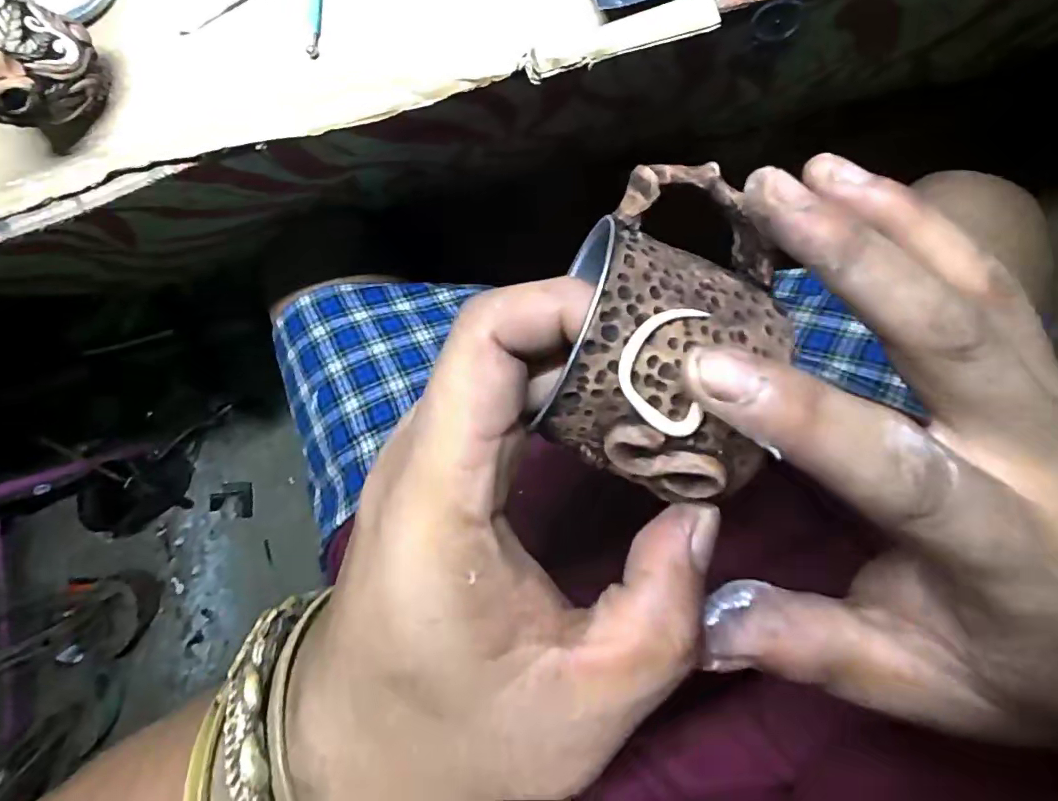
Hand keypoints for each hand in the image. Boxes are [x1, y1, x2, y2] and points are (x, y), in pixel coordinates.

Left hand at [285, 280, 719, 800]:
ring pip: (505, 364)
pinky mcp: (443, 470)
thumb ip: (661, 612)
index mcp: (439, 489)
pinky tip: (623, 421)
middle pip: (500, 338)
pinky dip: (566, 393)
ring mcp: (429, 455)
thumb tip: (703, 513)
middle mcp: (423, 449)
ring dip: (585, 359)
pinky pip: (504, 400)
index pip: (484, 338)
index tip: (646, 325)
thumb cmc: (449, 744)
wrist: (353, 756)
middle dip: (593, 329)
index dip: (560, 303)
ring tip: (668, 384)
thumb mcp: (581, 706)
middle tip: (681, 356)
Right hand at [681, 156, 1057, 754]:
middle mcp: (1039, 450)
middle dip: (852, 256)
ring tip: (804, 169)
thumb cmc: (1037, 669)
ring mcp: (1050, 393)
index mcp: (1008, 547)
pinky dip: (922, 220)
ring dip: (884, 215)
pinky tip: (863, 183)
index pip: (895, 465)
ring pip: (972, 286)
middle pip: (951, 334)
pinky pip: (987, 279)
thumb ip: (813, 648)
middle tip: (766, 196)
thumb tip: (696, 627)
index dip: (798, 413)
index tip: (706, 363)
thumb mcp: (926, 690)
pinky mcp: (1043, 364)